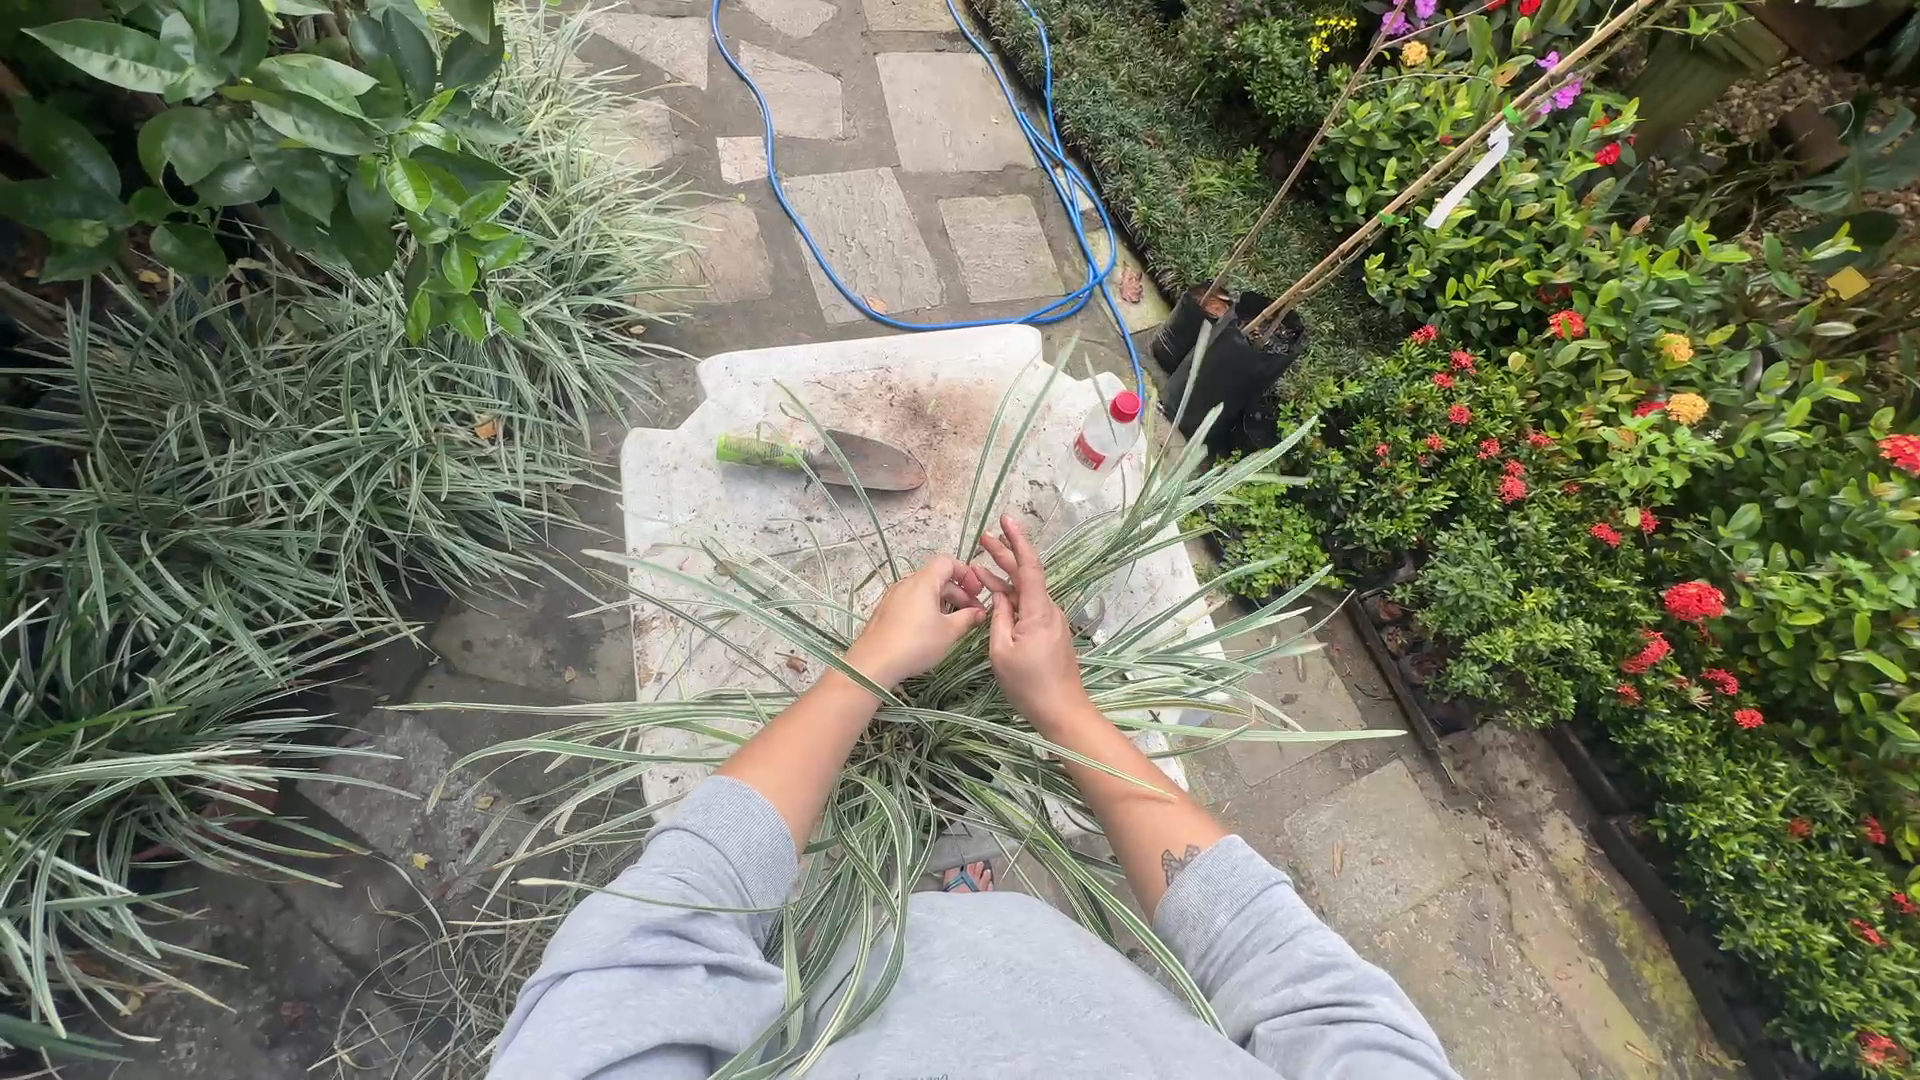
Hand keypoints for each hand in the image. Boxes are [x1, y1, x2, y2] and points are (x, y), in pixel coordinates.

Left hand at [844, 555, 988, 686]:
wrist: (874, 663)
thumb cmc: (916, 643)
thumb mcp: (948, 632)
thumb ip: (967, 618)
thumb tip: (979, 612)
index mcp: (923, 582)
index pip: (947, 562)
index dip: (966, 573)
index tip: (977, 592)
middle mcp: (907, 584)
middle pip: (937, 577)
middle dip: (958, 592)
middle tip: (973, 612)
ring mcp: (893, 597)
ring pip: (924, 591)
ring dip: (944, 602)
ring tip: (956, 623)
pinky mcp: (886, 612)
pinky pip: (912, 602)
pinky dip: (927, 608)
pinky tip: (933, 629)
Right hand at [978, 515, 1092, 729]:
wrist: (1062, 711)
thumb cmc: (1029, 685)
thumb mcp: (1001, 651)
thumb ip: (999, 618)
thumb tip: (999, 596)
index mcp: (1038, 610)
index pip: (1029, 565)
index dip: (1017, 540)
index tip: (1006, 519)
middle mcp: (1048, 609)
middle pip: (1026, 574)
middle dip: (1005, 554)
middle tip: (983, 537)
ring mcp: (1050, 621)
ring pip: (1025, 591)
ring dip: (1003, 578)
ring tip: (979, 565)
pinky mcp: (1049, 633)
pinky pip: (1028, 607)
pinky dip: (1010, 597)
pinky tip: (993, 596)